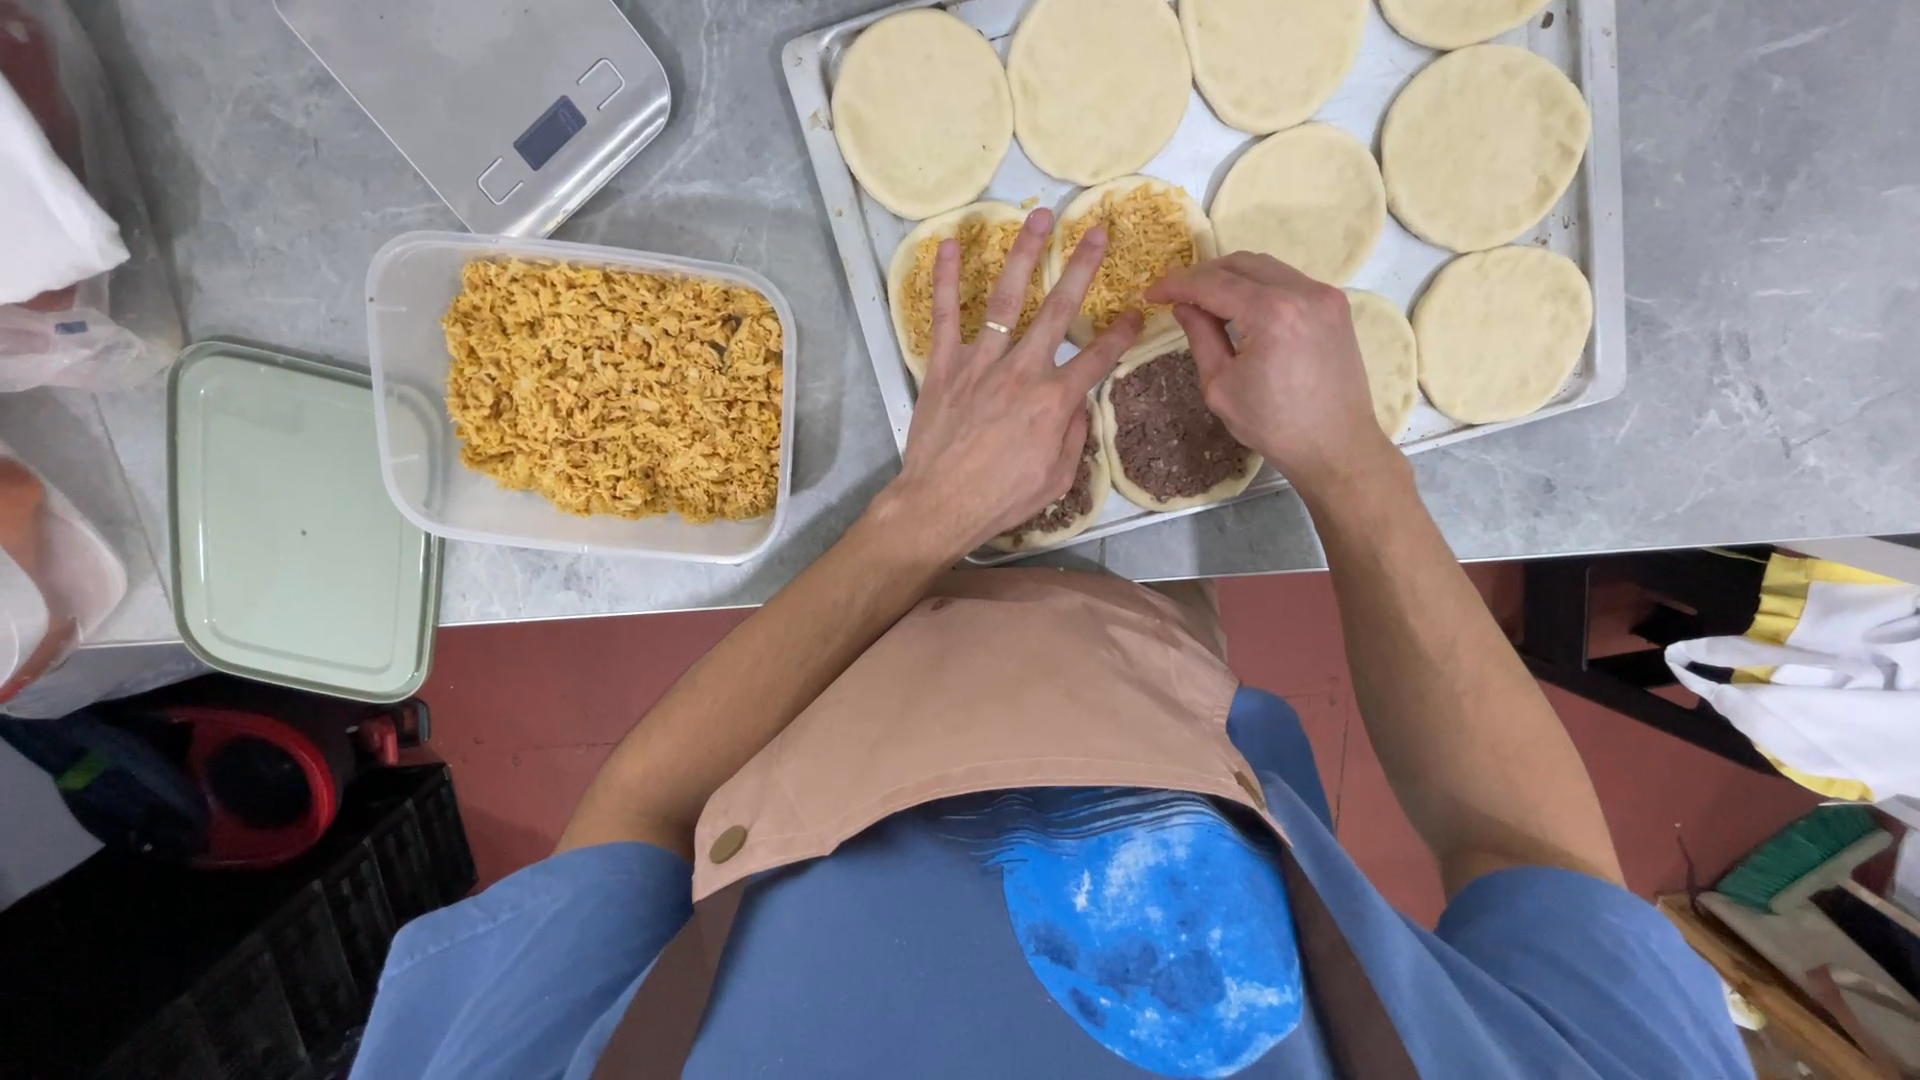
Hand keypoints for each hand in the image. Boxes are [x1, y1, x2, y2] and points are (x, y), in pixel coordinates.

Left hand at [877, 208, 1142, 558]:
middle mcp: (1022, 372)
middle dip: (1082, 267)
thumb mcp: (1058, 479)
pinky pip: (945, 316)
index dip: (1121, 333)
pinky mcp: (943, 367)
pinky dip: (947, 279)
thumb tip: (1078, 405)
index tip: (1135, 312)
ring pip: (1007, 299)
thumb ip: (1074, 435)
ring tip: (1038, 216)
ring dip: (1024, 254)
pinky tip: (952, 244)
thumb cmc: (1002, 500)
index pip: (1098, 357)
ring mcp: (980, 364)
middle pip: (1058, 310)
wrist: (940, 505)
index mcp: (1054, 402)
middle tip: (1097, 229)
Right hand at [1147, 252, 1397, 497]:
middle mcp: (1303, 292)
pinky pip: (1288, 281)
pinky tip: (1240, 309)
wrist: (1335, 445)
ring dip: (1231, 278)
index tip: (1151, 293)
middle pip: (1242, 264)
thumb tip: (1184, 306)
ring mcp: (1325, 295)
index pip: (1214, 284)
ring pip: (1267, 267)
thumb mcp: (1221, 385)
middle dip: (1203, 275)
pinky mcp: (1335, 306)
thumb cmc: (1272, 425)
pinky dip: (1258, 287)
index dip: (1177, 284)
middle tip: (1176, 295)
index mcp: (1272, 313)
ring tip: (1205, 301)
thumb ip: (1201, 337)